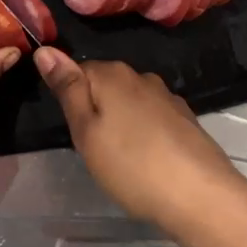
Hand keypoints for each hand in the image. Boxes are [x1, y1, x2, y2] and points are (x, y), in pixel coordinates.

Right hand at [34, 48, 246, 228]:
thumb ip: (67, 89)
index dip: (71, 99)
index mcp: (112, 75)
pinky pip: (153, 118)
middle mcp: (141, 77)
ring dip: (122, 121)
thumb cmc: (131, 166)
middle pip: (106, 85)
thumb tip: (45, 49)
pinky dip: (146, 133)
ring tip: (122, 157)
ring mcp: (168, 98)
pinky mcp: (186, 120)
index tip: (75, 130)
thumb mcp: (86, 131)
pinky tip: (149, 159)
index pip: (78, 71)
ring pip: (131, 102)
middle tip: (94, 148)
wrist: (200, 196)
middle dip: (97, 110)